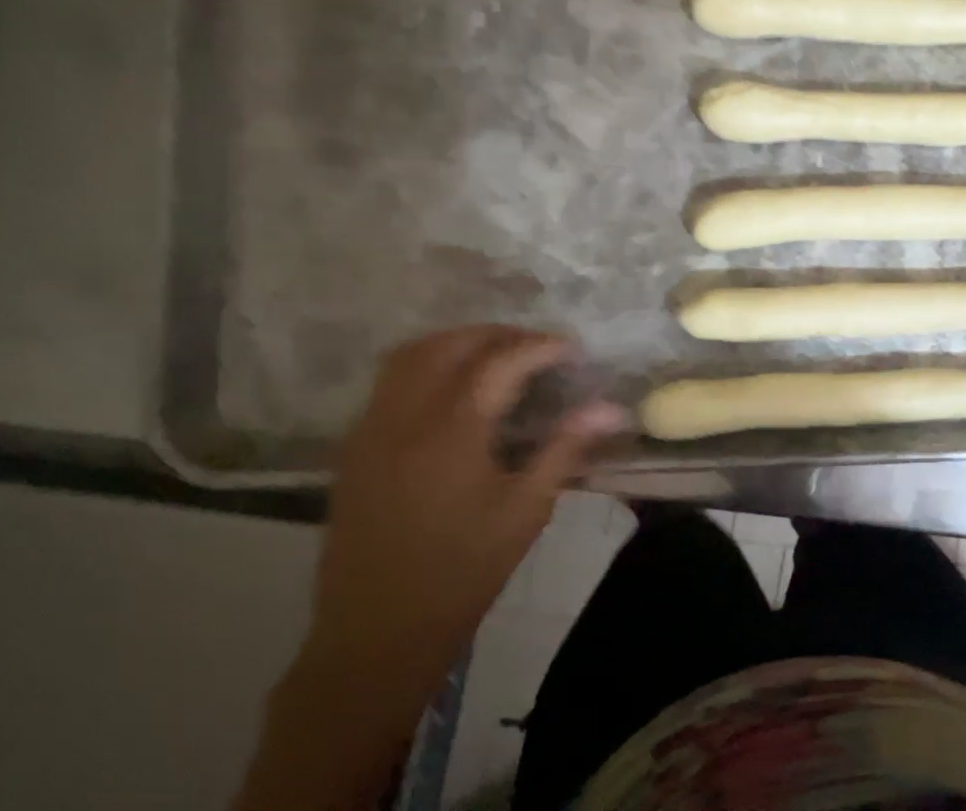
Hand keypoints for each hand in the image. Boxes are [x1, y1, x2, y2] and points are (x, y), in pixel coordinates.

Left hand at [307, 326, 626, 678]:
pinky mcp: (354, 449)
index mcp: (451, 432)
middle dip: (497, 334)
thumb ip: (565, 449)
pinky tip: (454, 392)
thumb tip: (611, 408)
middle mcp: (404, 418)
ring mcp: (370, 430)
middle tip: (538, 347)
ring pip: (409, 356)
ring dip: (456, 343)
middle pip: (448, 345)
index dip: (540, 346)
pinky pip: (388, 383)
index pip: (500, 362)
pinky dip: (426, 366)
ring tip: (498, 356)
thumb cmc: (463, 573)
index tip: (572, 349)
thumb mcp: (526, 511)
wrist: (377, 630)